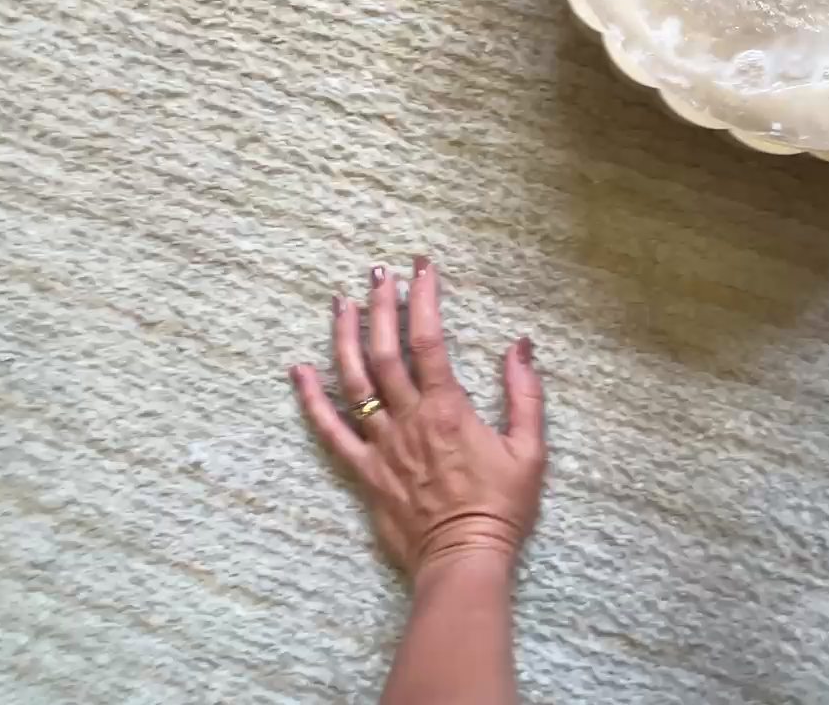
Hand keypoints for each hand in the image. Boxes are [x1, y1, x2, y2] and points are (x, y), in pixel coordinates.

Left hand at [291, 258, 545, 583]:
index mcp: (447, 408)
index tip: (423, 268)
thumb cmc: (501, 506)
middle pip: (385, 350)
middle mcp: (408, 418)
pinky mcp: (364, 470)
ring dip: (344, 337)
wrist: (464, 560)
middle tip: (378, 273)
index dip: (424, 298)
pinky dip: (312, 399)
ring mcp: (381, 443)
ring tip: (341, 302)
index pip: (429, 339)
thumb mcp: (529, 449)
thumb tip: (520, 345)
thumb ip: (525, 394)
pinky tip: (299, 370)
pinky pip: (330, 431)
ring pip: (354, 380)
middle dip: (381, 305)